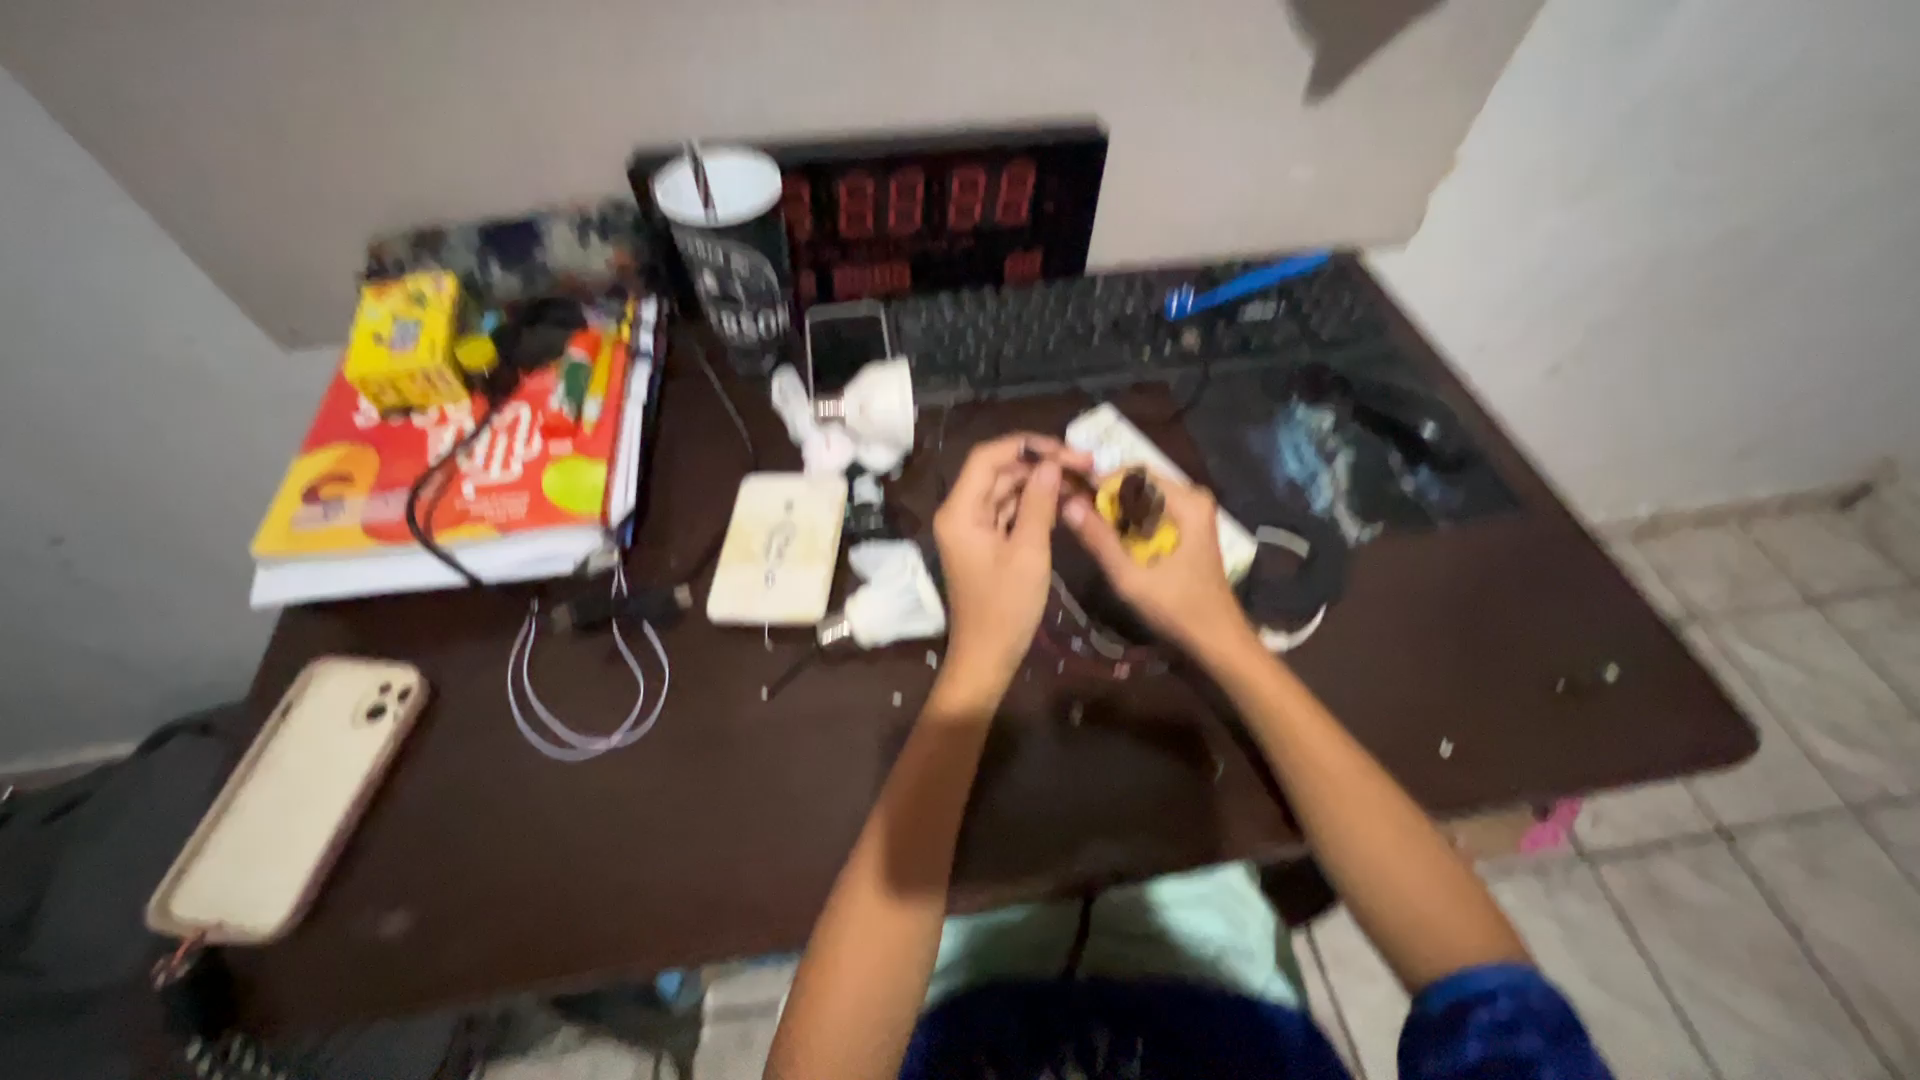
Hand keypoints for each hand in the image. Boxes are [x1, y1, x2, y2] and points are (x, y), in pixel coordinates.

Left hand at [933, 434, 1090, 687]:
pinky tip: (1065, 503)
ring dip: (1041, 484)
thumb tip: (1051, 464)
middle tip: (1086, 466)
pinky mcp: (986, 543)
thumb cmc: (1006, 608)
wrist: (987, 656)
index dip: (1026, 446)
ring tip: (1082, 482)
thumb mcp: (1028, 553)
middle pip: (999, 471)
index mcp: (960, 511)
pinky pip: (1009, 512)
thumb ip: (1038, 504)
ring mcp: (973, 529)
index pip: (987, 457)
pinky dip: (1034, 506)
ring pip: (1007, 491)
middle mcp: (961, 513)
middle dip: (1040, 465)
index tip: (1066, 450)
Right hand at [1062, 471, 1254, 656]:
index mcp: (1188, 503)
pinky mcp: (1191, 527)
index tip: (1072, 499)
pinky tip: (1114, 542)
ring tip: (1090, 529)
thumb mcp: (1131, 578)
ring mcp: (1194, 513)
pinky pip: (1153, 512)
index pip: (1133, 474)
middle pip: (1138, 483)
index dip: (1100, 483)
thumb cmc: (1178, 609)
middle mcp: (1194, 498)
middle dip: (1107, 497)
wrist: (1218, 639)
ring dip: (1117, 511)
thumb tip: (1068, 504)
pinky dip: (1131, 522)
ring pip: (1143, 498)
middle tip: (1077, 517)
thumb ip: (1099, 540)